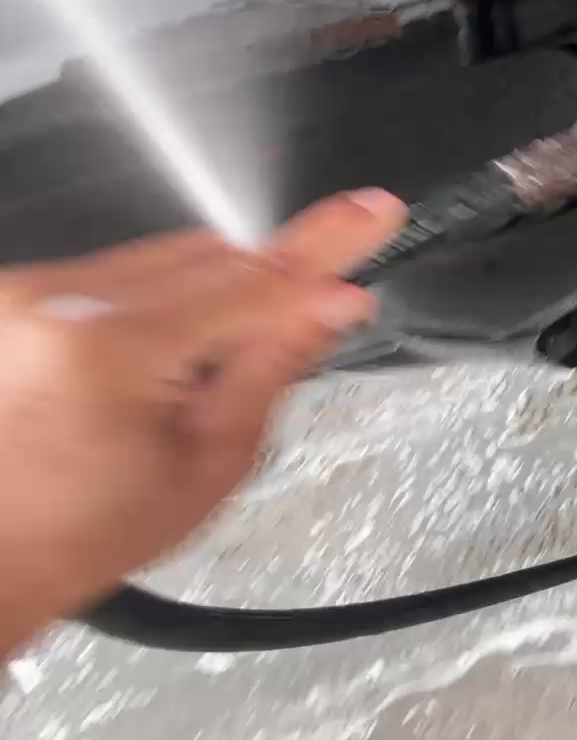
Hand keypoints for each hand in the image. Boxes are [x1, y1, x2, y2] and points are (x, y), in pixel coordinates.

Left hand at [0, 189, 405, 651]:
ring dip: (216, 296)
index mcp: (108, 349)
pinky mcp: (8, 297)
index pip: (260, 279)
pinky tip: (149, 362)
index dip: (331, 245)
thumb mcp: (217, 454)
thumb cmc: (84, 529)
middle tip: (282, 340)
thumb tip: (337, 302)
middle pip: (220, 257)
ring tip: (191, 372)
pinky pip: (126, 271)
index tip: (377, 210)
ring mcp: (17, 296)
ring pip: (177, 257)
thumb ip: (278, 361)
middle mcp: (49, 305)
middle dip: (267, 289)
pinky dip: (166, 302)